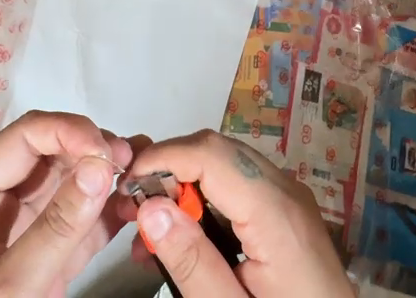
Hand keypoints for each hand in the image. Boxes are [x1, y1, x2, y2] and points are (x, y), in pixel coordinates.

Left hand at [0, 111, 132, 297]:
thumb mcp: (3, 291)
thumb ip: (53, 230)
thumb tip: (101, 165)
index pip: (24, 138)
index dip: (69, 131)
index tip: (109, 152)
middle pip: (52, 154)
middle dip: (94, 150)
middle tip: (135, 166)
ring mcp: (24, 234)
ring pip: (72, 185)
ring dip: (109, 177)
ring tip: (147, 177)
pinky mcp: (46, 264)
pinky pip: (81, 225)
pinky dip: (110, 214)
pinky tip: (137, 211)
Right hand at [121, 130, 350, 296]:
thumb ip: (191, 263)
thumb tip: (149, 208)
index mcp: (276, 213)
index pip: (210, 154)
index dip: (162, 158)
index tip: (124, 187)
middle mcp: (287, 191)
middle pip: (217, 152)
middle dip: (168, 171)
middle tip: (129, 212)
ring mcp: (291, 199)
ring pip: (226, 166)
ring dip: (184, 187)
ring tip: (148, 233)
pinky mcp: (289, 213)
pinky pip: (241, 188)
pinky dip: (206, 201)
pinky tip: (183, 237)